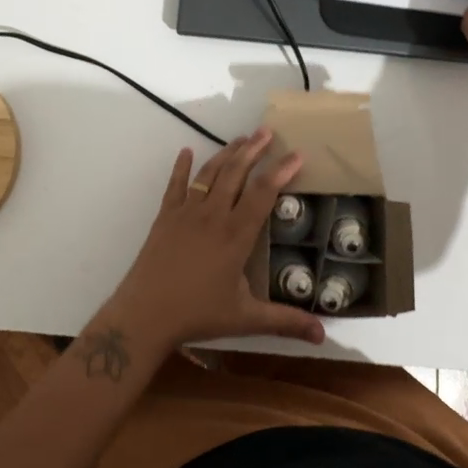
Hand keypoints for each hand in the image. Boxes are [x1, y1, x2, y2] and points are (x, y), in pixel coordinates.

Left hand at [104, 130, 324, 349]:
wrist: (145, 313)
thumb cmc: (197, 314)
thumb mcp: (246, 319)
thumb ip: (285, 322)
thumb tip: (323, 335)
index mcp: (235, 235)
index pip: (263, 194)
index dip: (281, 172)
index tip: (297, 155)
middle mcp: (212, 216)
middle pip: (236, 173)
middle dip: (254, 150)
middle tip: (268, 131)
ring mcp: (186, 213)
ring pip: (209, 174)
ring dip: (226, 154)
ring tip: (241, 138)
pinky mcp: (165, 217)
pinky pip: (175, 186)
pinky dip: (181, 167)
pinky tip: (185, 151)